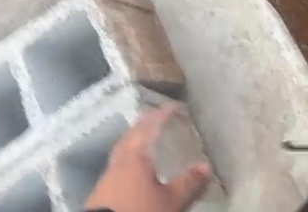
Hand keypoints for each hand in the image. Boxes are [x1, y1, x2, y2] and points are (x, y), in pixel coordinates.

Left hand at [83, 106, 211, 211]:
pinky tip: (133, 172)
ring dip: (135, 142)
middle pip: (132, 133)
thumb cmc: (140, 210)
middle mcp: (120, 158)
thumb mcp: (170, 202)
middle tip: (159, 119)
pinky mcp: (100, 192)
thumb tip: (206, 166)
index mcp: (137, 154)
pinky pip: (117, 166)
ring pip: (122, 150)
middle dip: (146, 124)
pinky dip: (128, 161)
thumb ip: (188, 184)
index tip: (177, 106)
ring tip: (147, 144)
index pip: (152, 124)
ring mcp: (107, 175)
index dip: (164, 113)